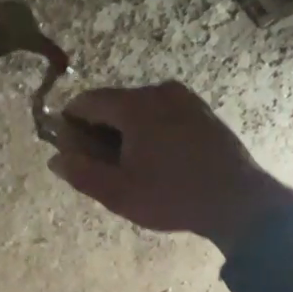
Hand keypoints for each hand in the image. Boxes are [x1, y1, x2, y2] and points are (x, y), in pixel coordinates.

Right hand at [48, 81, 292, 254]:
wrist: (236, 200)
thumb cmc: (170, 197)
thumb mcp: (117, 192)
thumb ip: (80, 173)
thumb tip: (56, 158)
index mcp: (135, 106)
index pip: (86, 101)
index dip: (69, 125)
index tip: (70, 154)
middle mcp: (159, 91)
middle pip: (111, 104)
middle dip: (96, 132)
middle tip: (99, 169)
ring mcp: (183, 98)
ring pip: (135, 110)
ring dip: (121, 134)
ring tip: (126, 169)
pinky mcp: (199, 110)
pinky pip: (158, 114)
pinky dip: (145, 132)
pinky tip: (151, 162)